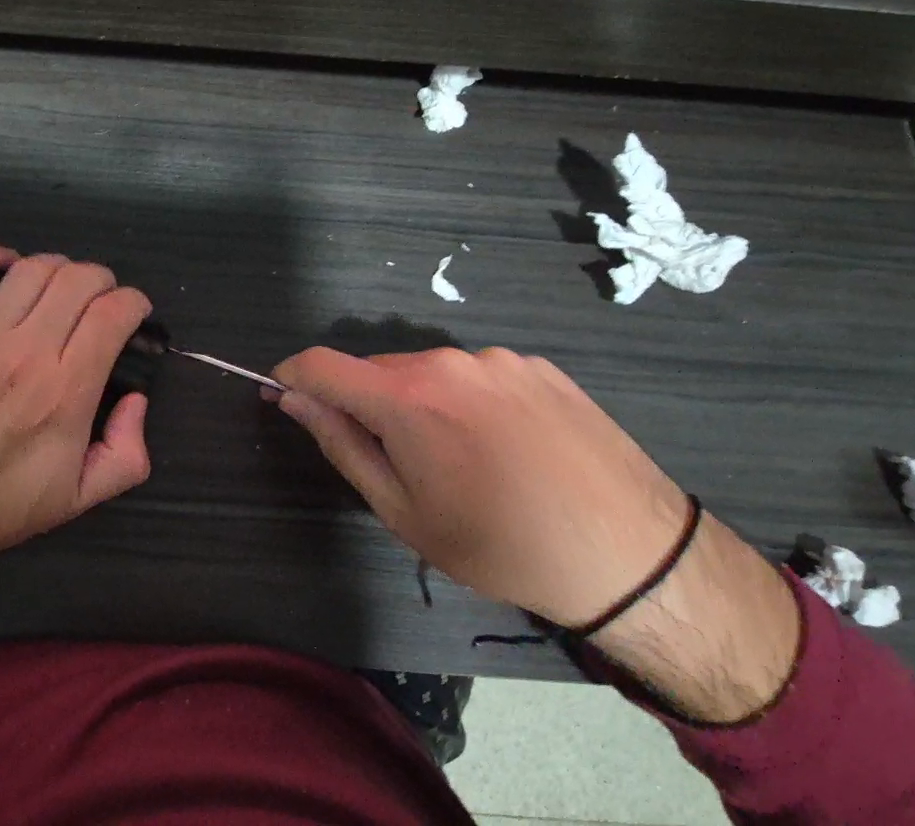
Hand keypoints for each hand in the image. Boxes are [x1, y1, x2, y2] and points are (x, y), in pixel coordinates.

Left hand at [0, 244, 154, 572]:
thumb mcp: (78, 500)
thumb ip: (127, 455)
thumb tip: (136, 401)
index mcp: (66, 392)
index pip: (112, 314)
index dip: (134, 304)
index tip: (134, 315)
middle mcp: (25, 352)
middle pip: (77, 280)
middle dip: (103, 281)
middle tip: (102, 302)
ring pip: (29, 270)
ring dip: (56, 266)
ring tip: (61, 287)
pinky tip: (3, 263)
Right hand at [270, 346, 797, 720]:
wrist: (631, 555)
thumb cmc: (499, 545)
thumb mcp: (402, 510)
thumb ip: (342, 445)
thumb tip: (295, 402)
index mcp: (408, 396)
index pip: (320, 364)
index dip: (291, 377)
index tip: (282, 398)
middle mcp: (450, 360)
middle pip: (377, 369)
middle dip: (361, 402)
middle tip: (386, 459)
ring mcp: (502, 359)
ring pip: (428, 371)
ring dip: (417, 403)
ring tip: (454, 461)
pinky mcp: (542, 367)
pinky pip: (477, 374)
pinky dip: (464, 400)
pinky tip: (500, 448)